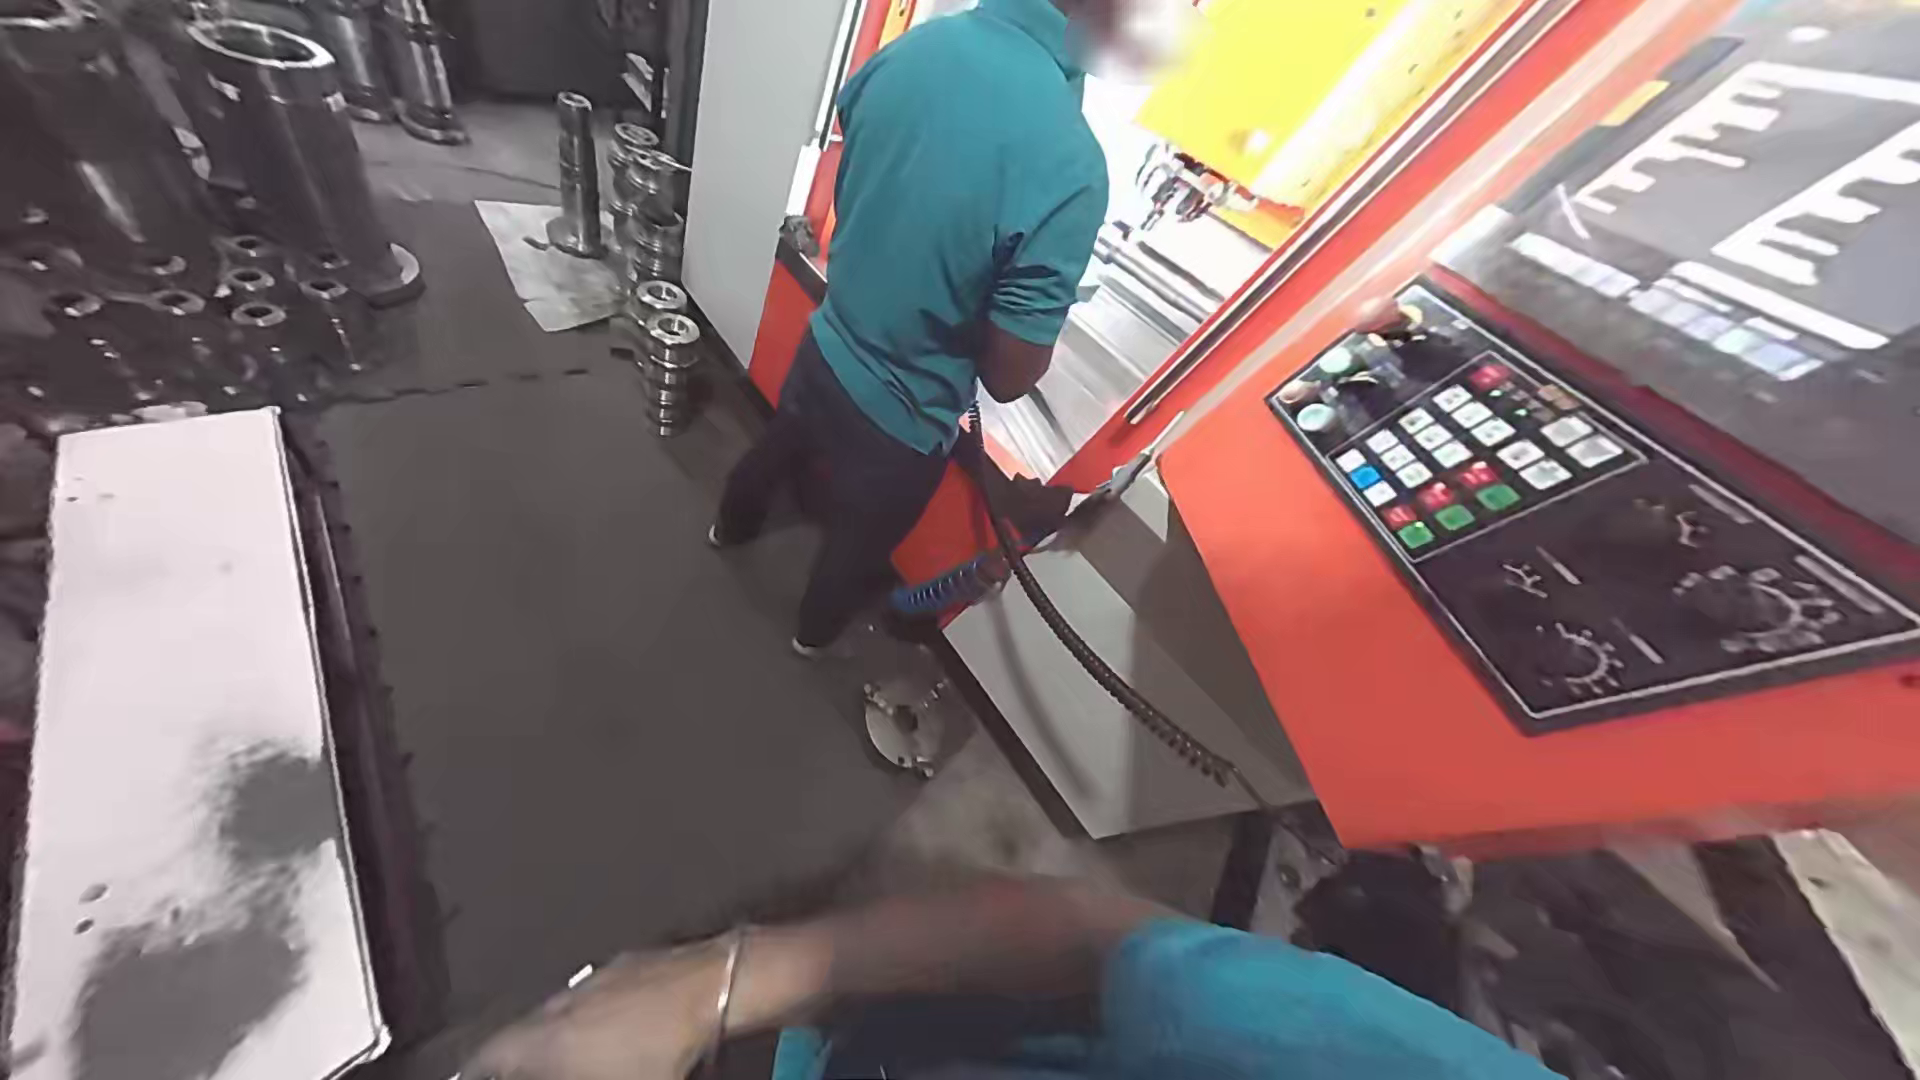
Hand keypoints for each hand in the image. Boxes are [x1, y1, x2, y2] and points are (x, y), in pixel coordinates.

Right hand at [463, 941, 730, 1079]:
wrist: (716, 985)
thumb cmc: (661, 1055)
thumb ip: (566, 1074)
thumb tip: (562, 1064)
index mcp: (550, 1036)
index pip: (490, 1055)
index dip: (478, 1071)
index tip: (475, 1079)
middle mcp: (567, 999)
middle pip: (523, 1028)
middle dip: (514, 1055)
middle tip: (519, 1074)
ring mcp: (604, 973)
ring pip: (560, 1005)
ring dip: (553, 1030)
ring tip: (562, 1056)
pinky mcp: (636, 958)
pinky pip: (594, 989)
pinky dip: (586, 1010)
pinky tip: (606, 1025)